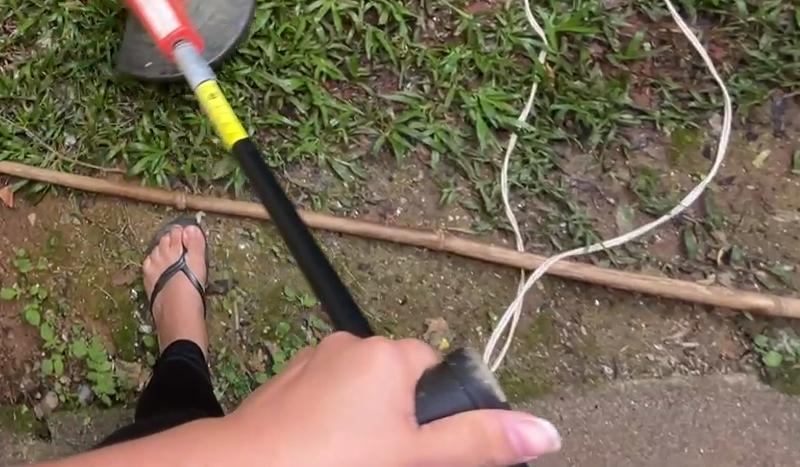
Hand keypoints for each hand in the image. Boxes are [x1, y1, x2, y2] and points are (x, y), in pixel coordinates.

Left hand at [224, 333, 558, 466]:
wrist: (255, 464)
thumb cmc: (338, 459)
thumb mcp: (421, 457)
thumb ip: (479, 441)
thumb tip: (544, 429)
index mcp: (383, 353)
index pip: (435, 365)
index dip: (447, 408)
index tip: (445, 448)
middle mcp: (348, 344)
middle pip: (401, 379)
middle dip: (413, 420)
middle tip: (407, 460)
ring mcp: (316, 359)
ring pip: (366, 392)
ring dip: (379, 424)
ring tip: (371, 460)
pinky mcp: (293, 379)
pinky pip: (334, 398)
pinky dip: (345, 423)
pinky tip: (340, 454)